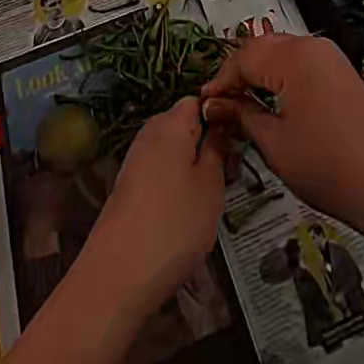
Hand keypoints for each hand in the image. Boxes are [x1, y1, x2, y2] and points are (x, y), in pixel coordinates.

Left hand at [75, 97, 226, 315]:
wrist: (124, 263)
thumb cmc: (176, 221)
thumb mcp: (210, 185)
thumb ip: (217, 150)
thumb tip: (220, 125)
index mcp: (169, 124)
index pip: (195, 101)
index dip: (218, 113)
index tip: (239, 137)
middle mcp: (148, 132)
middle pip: (182, 122)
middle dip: (206, 139)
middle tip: (229, 168)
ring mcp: (136, 155)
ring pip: (172, 146)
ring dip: (192, 161)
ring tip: (211, 191)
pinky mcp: (130, 179)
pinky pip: (160, 165)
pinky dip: (176, 177)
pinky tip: (187, 204)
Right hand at [201, 34, 363, 249]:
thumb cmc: (329, 169)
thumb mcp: (272, 143)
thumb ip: (238, 113)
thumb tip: (212, 103)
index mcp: (293, 59)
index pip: (240, 59)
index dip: (219, 82)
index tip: (205, 103)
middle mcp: (311, 46)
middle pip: (257, 47)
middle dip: (236, 72)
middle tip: (220, 102)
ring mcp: (328, 55)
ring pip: (275, 50)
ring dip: (255, 70)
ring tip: (241, 100)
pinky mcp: (338, 68)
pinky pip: (296, 59)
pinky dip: (277, 73)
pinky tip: (269, 97)